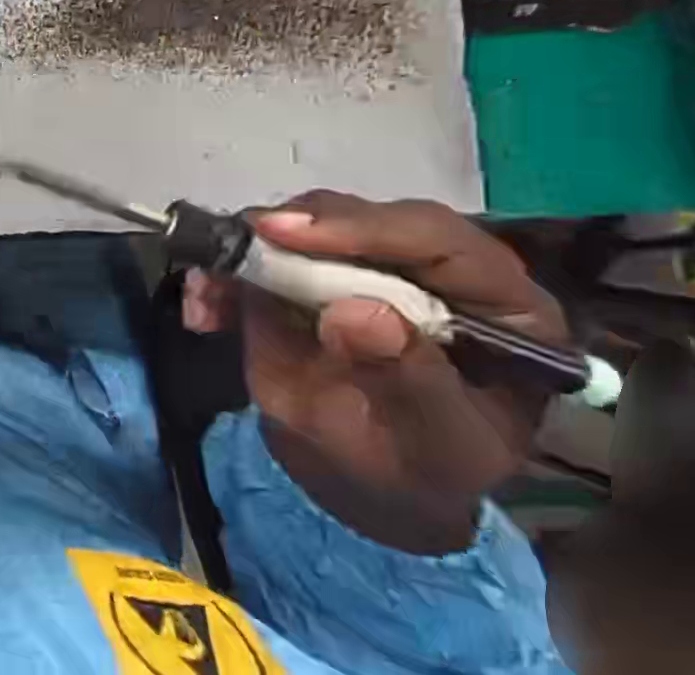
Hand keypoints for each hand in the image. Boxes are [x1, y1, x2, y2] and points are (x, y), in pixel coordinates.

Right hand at [182, 191, 567, 552]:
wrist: (359, 475)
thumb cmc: (420, 462)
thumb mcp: (437, 441)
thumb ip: (412, 380)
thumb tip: (358, 313)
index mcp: (493, 303)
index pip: (438, 241)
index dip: (365, 228)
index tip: (288, 233)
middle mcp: (420, 270)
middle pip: (356, 219)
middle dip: (291, 230)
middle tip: (237, 247)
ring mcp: (347, 268)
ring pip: (291, 228)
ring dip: (238, 253)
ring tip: (206, 299)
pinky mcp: (290, 277)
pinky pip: (245, 259)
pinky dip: (215, 277)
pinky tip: (202, 313)